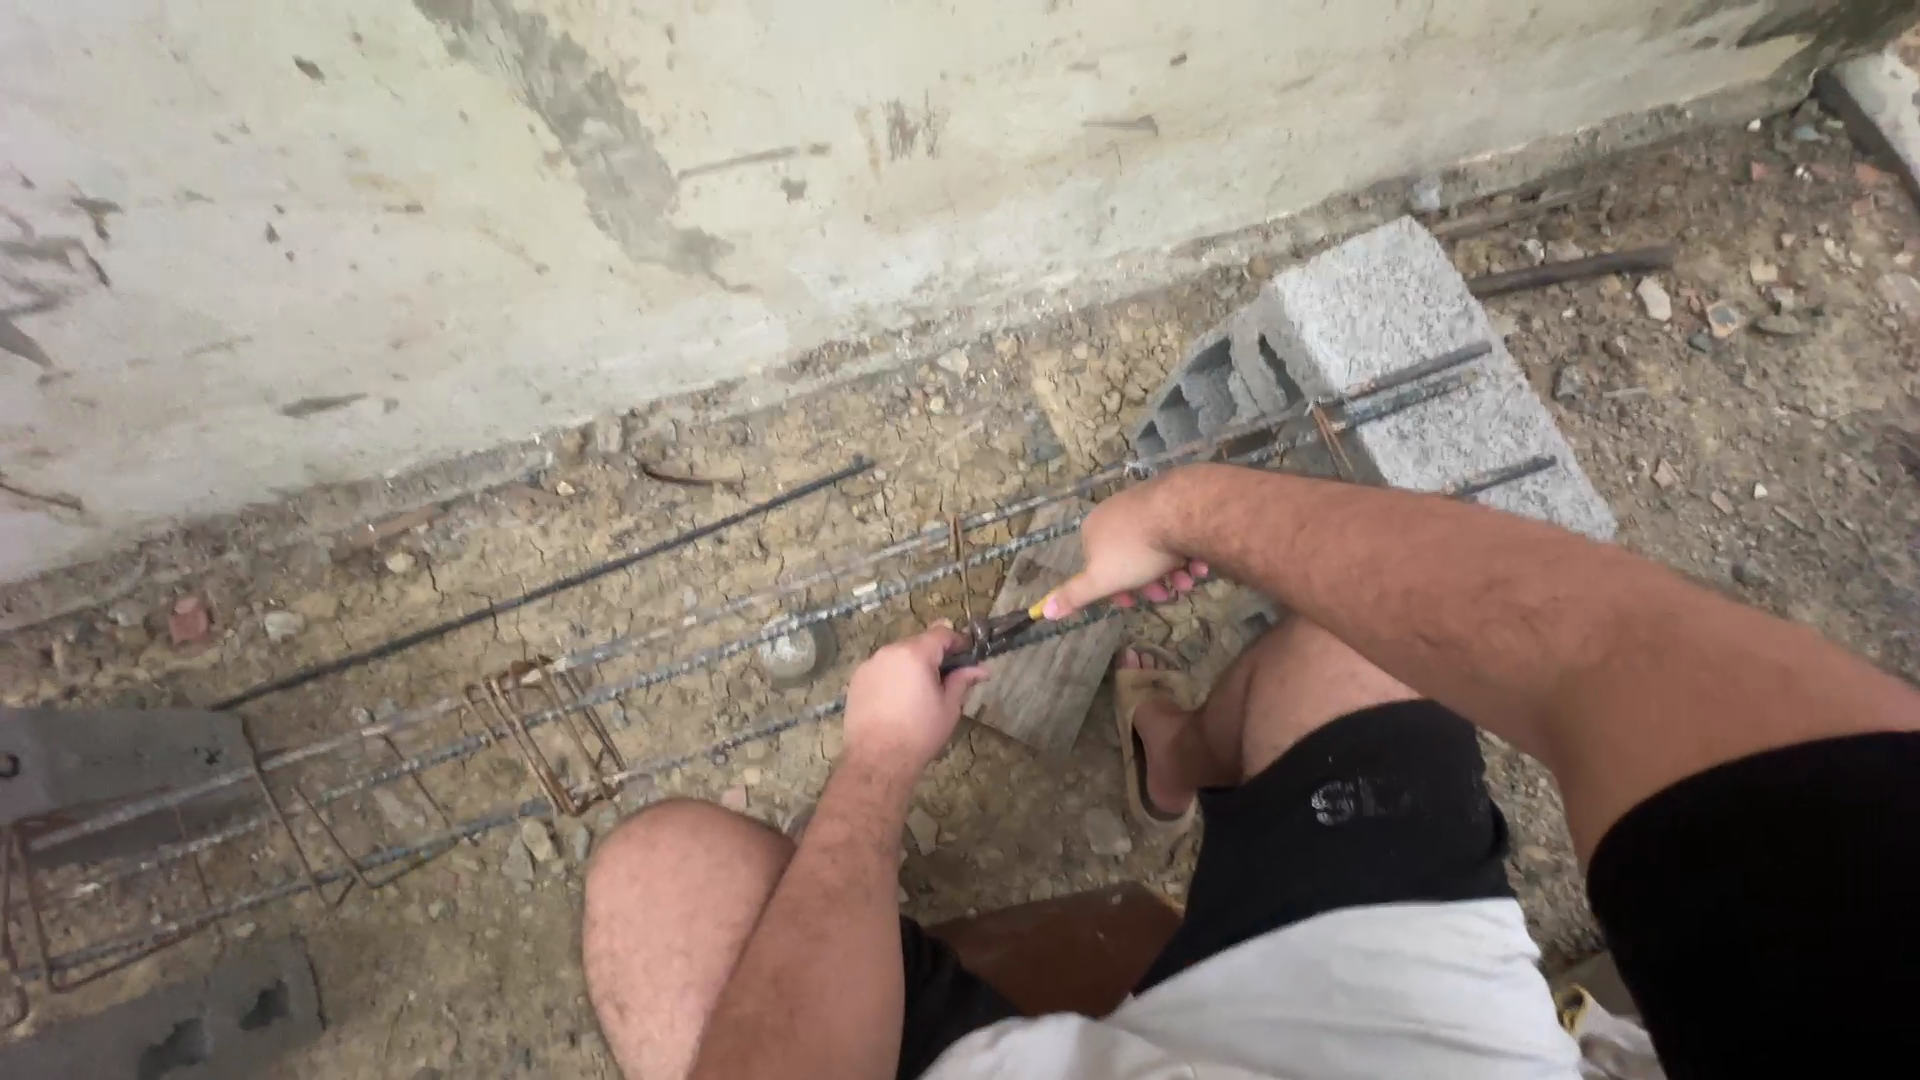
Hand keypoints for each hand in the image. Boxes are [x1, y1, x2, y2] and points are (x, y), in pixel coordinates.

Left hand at [841, 626, 988, 776]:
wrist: (877, 759)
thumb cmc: (920, 733)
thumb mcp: (949, 707)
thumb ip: (962, 680)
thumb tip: (981, 668)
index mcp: (915, 654)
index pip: (941, 633)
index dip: (957, 642)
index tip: (966, 657)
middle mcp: (889, 651)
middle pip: (918, 643)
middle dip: (933, 657)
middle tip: (944, 680)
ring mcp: (869, 664)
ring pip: (898, 656)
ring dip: (911, 666)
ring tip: (918, 694)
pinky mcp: (856, 680)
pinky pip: (881, 669)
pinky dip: (892, 677)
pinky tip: (896, 701)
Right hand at [1041, 483, 1207, 618]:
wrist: (1179, 512)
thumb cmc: (1135, 551)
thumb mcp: (1100, 580)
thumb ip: (1074, 595)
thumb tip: (1043, 611)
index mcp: (1093, 529)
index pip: (1098, 565)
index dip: (1115, 591)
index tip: (1134, 604)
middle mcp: (1115, 513)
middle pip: (1130, 558)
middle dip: (1149, 584)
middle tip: (1167, 596)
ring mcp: (1144, 503)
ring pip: (1156, 548)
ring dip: (1172, 572)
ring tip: (1188, 581)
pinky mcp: (1173, 500)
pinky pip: (1176, 532)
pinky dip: (1186, 553)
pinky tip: (1198, 564)